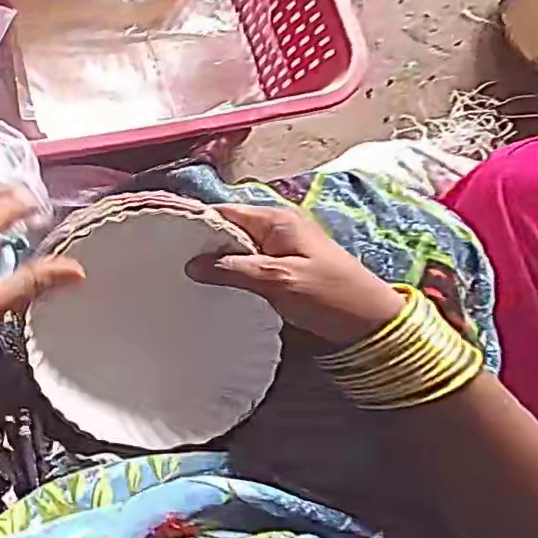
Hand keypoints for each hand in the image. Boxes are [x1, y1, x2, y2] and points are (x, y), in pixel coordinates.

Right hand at [185, 204, 405, 344]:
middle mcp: (274, 229)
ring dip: (212, 260)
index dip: (195, 222)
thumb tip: (191, 264)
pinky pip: (243, 264)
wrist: (371, 326)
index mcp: (275, 221)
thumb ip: (233, 269)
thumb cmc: (329, 296)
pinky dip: (226, 272)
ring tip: (182, 274)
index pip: (223, 212)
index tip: (166, 239)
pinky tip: (210, 286)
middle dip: (200, 242)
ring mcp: (277, 249)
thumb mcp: (278, 280)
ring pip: (232, 247)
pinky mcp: (279, 269)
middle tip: (169, 260)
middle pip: (225, 228)